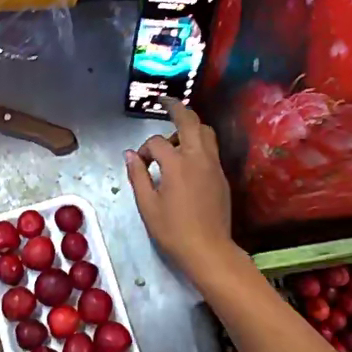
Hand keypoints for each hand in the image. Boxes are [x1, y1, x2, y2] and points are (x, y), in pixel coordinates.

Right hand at [125, 98, 242, 282]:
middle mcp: (198, 157)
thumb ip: (137, 176)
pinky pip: (211, 149)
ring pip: (206, 132)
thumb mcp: (147, 205)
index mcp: (177, 163)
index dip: (143, 151)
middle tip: (164, 101)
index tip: (139, 165)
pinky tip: (189, 156)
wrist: (208, 250)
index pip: (156, 142)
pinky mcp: (222, 176)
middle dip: (176, 107)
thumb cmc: (173, 230)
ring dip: (190, 126)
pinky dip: (199, 142)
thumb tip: (130, 155)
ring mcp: (214, 165)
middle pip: (189, 121)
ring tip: (176, 134)